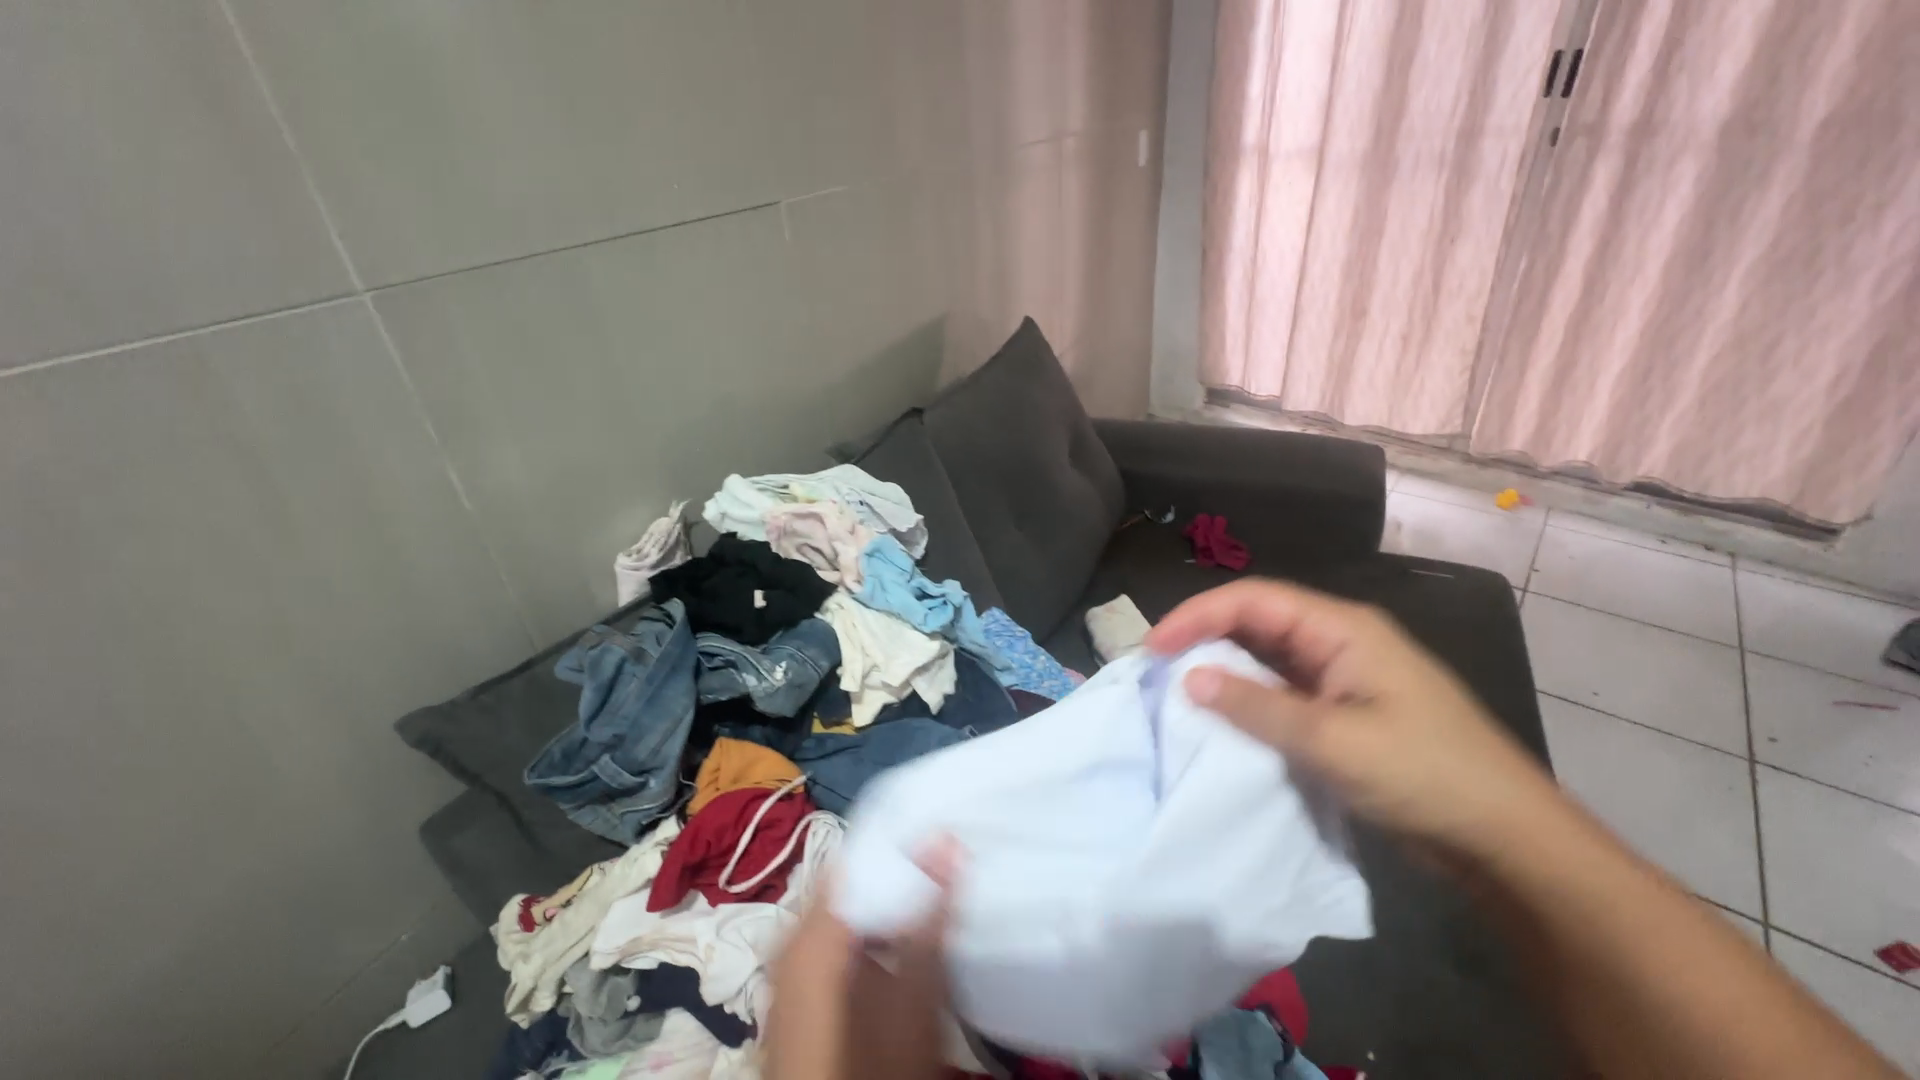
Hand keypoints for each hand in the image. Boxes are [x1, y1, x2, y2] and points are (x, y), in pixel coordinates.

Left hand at [765, 843, 958, 1079]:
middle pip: (851, 888)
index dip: (902, 844)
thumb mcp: (911, 995)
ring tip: (939, 902)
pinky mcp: (800, 1001)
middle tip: (952, 868)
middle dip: (901, 879)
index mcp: (808, 933)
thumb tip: (947, 838)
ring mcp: (790, 976)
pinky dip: (873, 941)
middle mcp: (790, 945)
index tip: (946, 835)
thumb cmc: (871, 1069)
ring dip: (890, 911)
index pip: (856, 858)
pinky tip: (907, 953)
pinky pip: (838, 948)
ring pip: (848, 918)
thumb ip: (930, 914)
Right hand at [1145, 579, 1562, 857]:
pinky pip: (1283, 694)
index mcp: (1343, 629)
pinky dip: (1248, 702)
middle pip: (1258, 622)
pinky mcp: (1345, 714)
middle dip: (1204, 637)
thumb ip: (1256, 707)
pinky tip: (1222, 722)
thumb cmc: (1425, 775)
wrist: (1504, 838)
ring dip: (1223, 671)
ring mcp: (1345, 679)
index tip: (1152, 649)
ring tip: (1177, 693)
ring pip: (1268, 659)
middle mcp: (1341, 642)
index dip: (1196, 615)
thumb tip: (1188, 678)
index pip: (1253, 600)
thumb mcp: (1333, 741)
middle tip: (1155, 670)